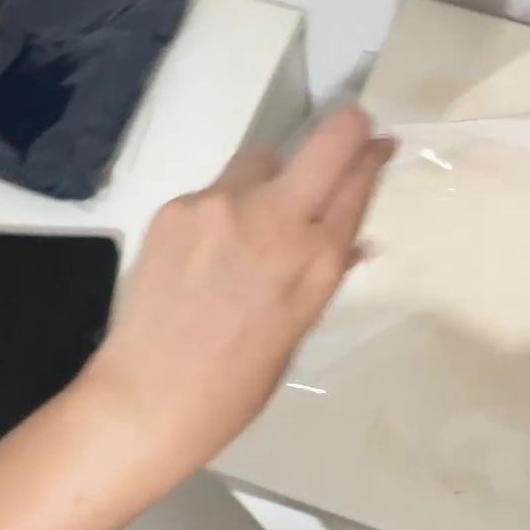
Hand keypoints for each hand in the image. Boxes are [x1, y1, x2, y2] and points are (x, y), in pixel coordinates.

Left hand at [80, 106, 395, 471]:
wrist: (152, 397)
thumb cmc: (237, 386)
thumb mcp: (296, 333)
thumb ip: (321, 277)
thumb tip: (350, 244)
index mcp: (318, 263)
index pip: (359, 183)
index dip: (373, 160)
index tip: (378, 149)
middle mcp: (278, 221)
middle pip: (332, 138)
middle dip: (350, 131)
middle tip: (352, 134)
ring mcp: (223, 206)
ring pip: (264, 159)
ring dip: (271, 180)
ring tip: (251, 224)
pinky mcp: (178, 207)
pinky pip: (215, 192)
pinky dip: (222, 211)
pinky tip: (205, 254)